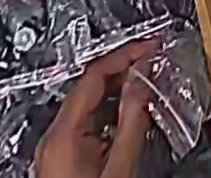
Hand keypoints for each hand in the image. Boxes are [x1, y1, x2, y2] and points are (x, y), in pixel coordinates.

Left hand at [35, 37, 160, 177]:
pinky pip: (87, 119)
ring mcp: (55, 147)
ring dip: (119, 86)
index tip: (153, 46)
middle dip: (125, 67)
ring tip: (149, 80)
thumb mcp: (121, 165)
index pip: (95, 74)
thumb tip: (144, 74)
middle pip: (90, 84)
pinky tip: (132, 109)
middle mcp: (54, 136)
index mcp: (64, 133)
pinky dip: (111, 107)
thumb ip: (133, 116)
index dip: (126, 54)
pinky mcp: (61, 158)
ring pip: (89, 101)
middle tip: (155, 59)